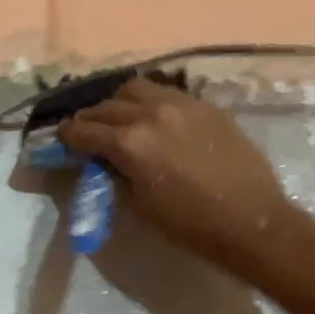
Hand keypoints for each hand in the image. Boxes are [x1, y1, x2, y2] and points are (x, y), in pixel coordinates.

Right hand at [57, 77, 295, 250]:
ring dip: (118, 102)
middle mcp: (150, 114)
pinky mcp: (204, 106)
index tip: (61, 137)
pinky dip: (149, 101)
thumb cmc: (191, 224)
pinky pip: (166, 93)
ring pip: (134, 88)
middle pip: (105, 106)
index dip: (66, 135)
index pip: (84, 130)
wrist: (253, 222)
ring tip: (119, 117)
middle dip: (89, 119)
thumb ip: (114, 173)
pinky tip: (152, 117)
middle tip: (85, 131)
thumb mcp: (139, 204)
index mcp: (129, 143)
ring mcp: (180, 104)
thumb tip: (100, 160)